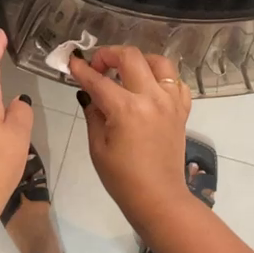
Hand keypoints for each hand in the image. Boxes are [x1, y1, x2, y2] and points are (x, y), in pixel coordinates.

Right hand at [66, 46, 194, 223]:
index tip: (71, 61)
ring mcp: (171, 102)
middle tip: (97, 67)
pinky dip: (162, 78)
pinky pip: (176, 82)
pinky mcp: (182, 110)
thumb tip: (89, 93)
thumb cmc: (122, 178)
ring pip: (158, 62)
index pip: (99, 80)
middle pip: (131, 57)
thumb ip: (94, 113)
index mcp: (126, 109)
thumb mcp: (97, 146)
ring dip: (139, 61)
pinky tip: (149, 88)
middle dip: (109, 55)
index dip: (81, 69)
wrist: (158, 198)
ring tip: (125, 72)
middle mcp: (151, 98)